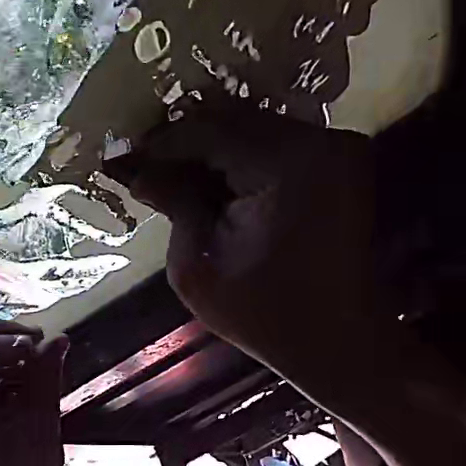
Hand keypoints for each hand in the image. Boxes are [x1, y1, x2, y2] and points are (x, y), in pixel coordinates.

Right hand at [105, 103, 380, 384]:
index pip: (210, 133)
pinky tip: (208, 178)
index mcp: (289, 165)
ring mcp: (338, 149)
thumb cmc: (266, 316)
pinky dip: (239, 157)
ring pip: (253, 128)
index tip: (124, 158)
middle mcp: (321, 142)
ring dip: (210, 148)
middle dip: (184, 141)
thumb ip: (174, 205)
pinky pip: (275, 144)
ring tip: (169, 172)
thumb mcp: (198, 268)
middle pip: (233, 121)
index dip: (162, 144)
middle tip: (142, 162)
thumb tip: (140, 171)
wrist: (341, 343)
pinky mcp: (340, 162)